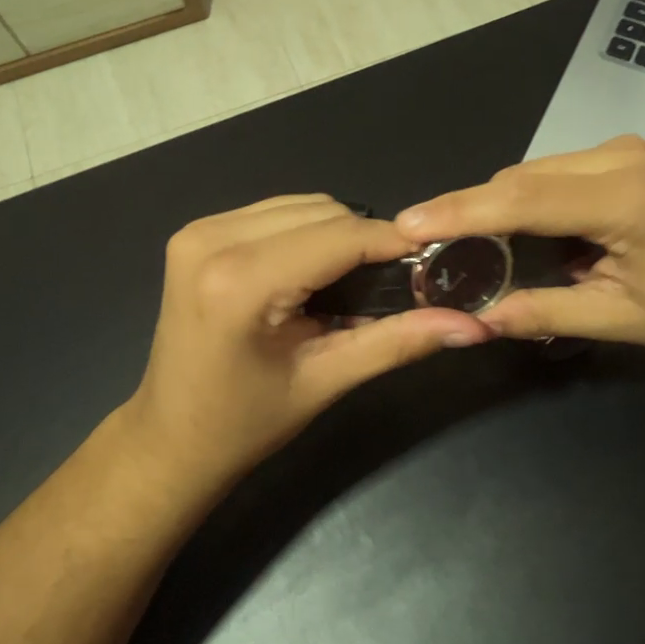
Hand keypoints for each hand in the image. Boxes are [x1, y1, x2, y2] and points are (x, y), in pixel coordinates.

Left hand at [123, 195, 493, 482]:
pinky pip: (276, 211)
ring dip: (338, 235)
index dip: (395, 244)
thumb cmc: (246, 421)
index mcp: (240, 280)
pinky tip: (313, 274)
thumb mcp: (327, 380)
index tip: (438, 261)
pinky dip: (308, 232)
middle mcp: (213, 239)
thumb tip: (473, 325)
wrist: (171, 437)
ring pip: (303, 205)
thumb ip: (398, 342)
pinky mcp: (197, 231)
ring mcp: (199, 230)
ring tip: (351, 286)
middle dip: (367, 244)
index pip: (341, 236)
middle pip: (325, 213)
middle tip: (393, 290)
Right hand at [396, 137, 644, 365]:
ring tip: (470, 248)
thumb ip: (544, 312)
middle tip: (427, 246)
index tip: (410, 225)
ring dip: (500, 207)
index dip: (462, 211)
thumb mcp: (617, 319)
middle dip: (473, 211)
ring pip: (533, 172)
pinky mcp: (621, 155)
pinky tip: (521, 234)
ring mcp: (622, 151)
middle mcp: (621, 159)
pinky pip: (554, 173)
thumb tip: (477, 320)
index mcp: (625, 199)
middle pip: (522, 179)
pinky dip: (528, 201)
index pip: (524, 198)